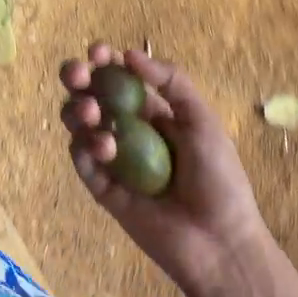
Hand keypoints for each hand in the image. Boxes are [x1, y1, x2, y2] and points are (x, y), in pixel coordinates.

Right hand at [60, 45, 297, 296]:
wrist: (220, 243)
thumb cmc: (219, 179)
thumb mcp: (203, 121)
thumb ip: (171, 81)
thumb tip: (128, 54)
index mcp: (149, 112)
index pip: (117, 77)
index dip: (103, 61)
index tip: (97, 53)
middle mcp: (125, 130)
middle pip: (88, 94)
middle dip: (77, 78)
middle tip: (78, 76)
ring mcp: (111, 159)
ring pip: (77, 123)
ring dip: (78, 110)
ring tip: (93, 114)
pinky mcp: (102, 187)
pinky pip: (80, 160)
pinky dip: (84, 147)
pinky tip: (105, 149)